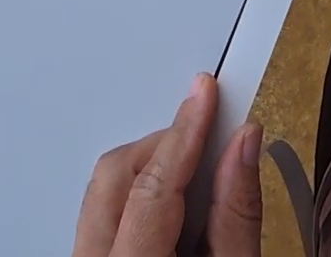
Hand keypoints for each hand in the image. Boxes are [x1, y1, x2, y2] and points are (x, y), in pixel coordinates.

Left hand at [72, 74, 261, 256]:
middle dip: (167, 144)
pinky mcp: (86, 256)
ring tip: (198, 179)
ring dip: (152, 169)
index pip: (153, 184)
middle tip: (212, 133)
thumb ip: (237, 214)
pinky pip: (100, 211)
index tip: (207, 91)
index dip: (186, 130)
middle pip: (116, 172)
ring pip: (103, 187)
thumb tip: (244, 143)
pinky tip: (173, 205)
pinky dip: (137, 194)